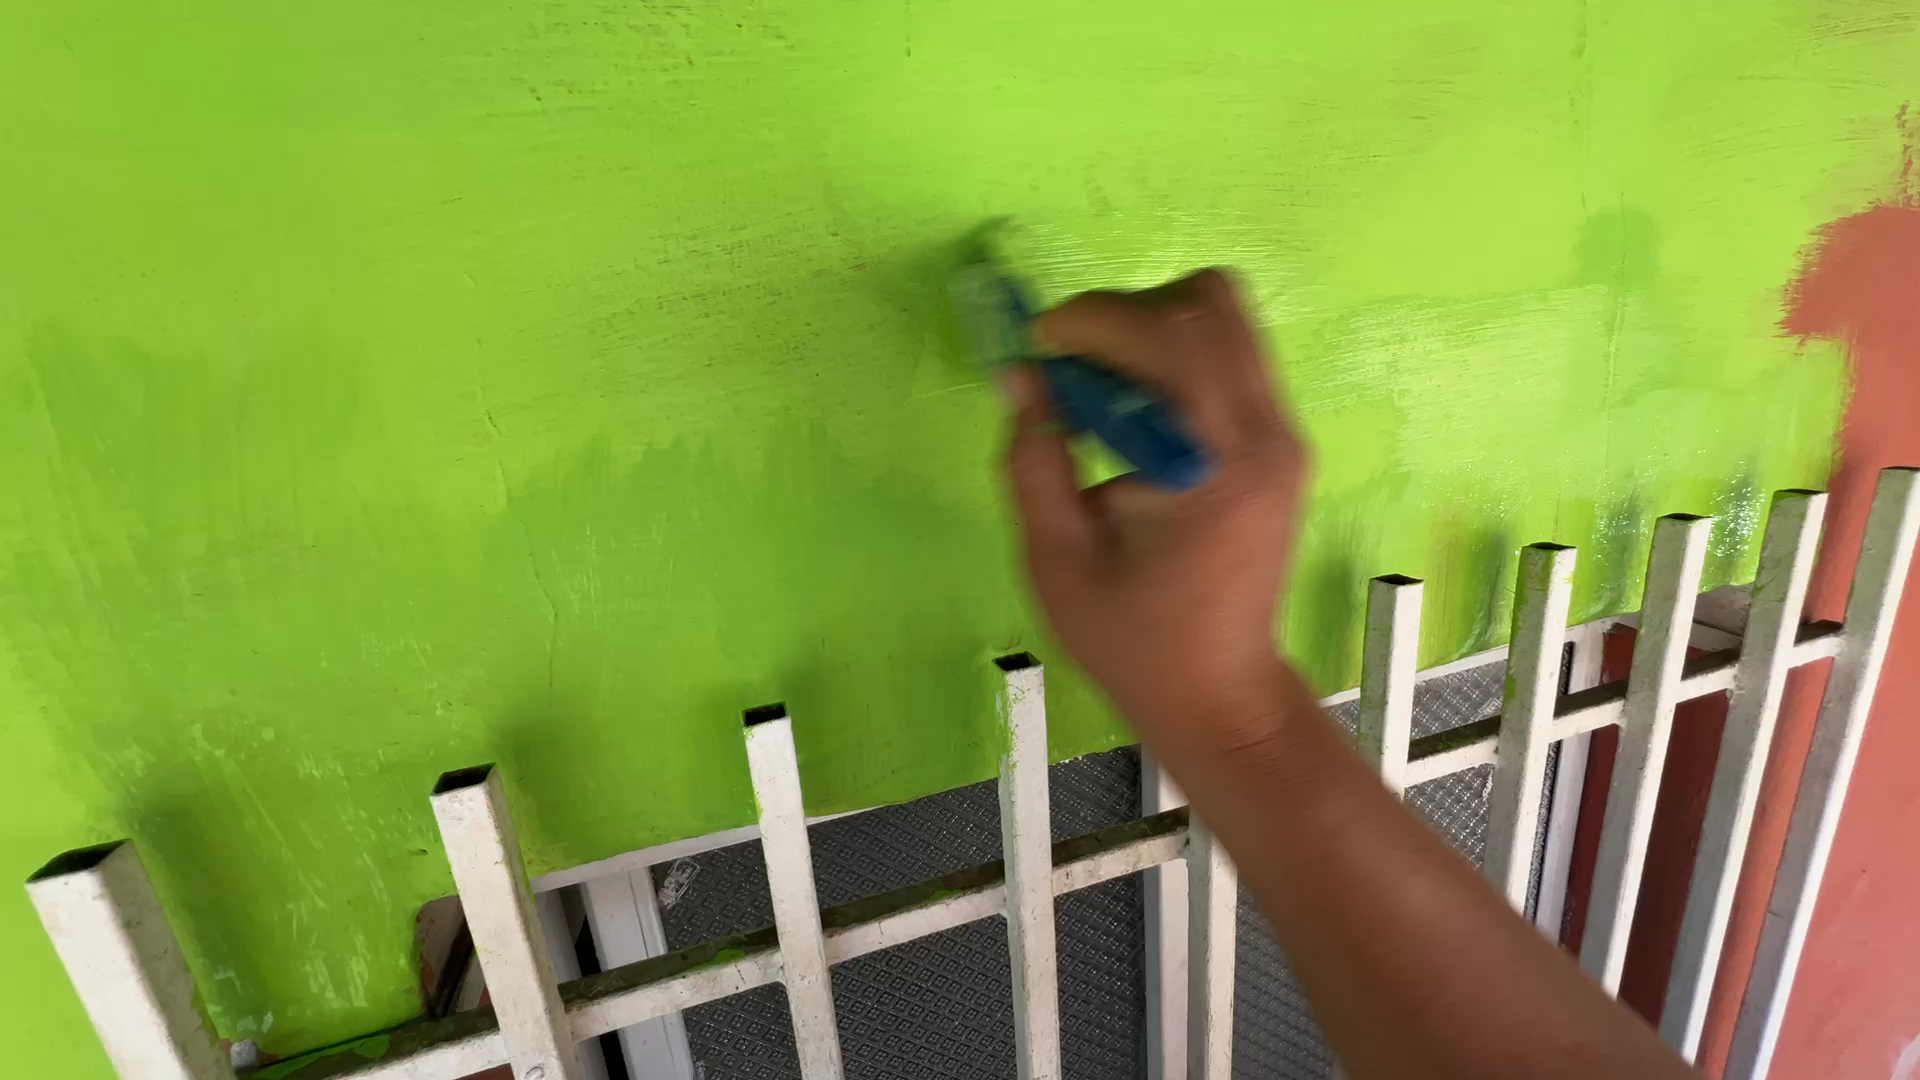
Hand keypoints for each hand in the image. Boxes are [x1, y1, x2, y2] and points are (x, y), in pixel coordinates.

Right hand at [1003, 269, 1309, 736]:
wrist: (1217, 691)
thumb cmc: (1132, 640)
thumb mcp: (1056, 560)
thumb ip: (1033, 461)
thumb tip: (1023, 377)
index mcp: (1218, 466)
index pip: (1173, 334)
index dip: (1096, 318)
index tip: (1039, 345)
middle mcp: (1268, 435)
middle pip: (1210, 303)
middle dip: (1123, 315)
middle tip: (1070, 367)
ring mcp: (1284, 437)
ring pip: (1223, 321)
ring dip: (1147, 333)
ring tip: (1097, 395)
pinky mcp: (1279, 446)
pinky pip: (1227, 360)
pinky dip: (1169, 360)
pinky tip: (1132, 418)